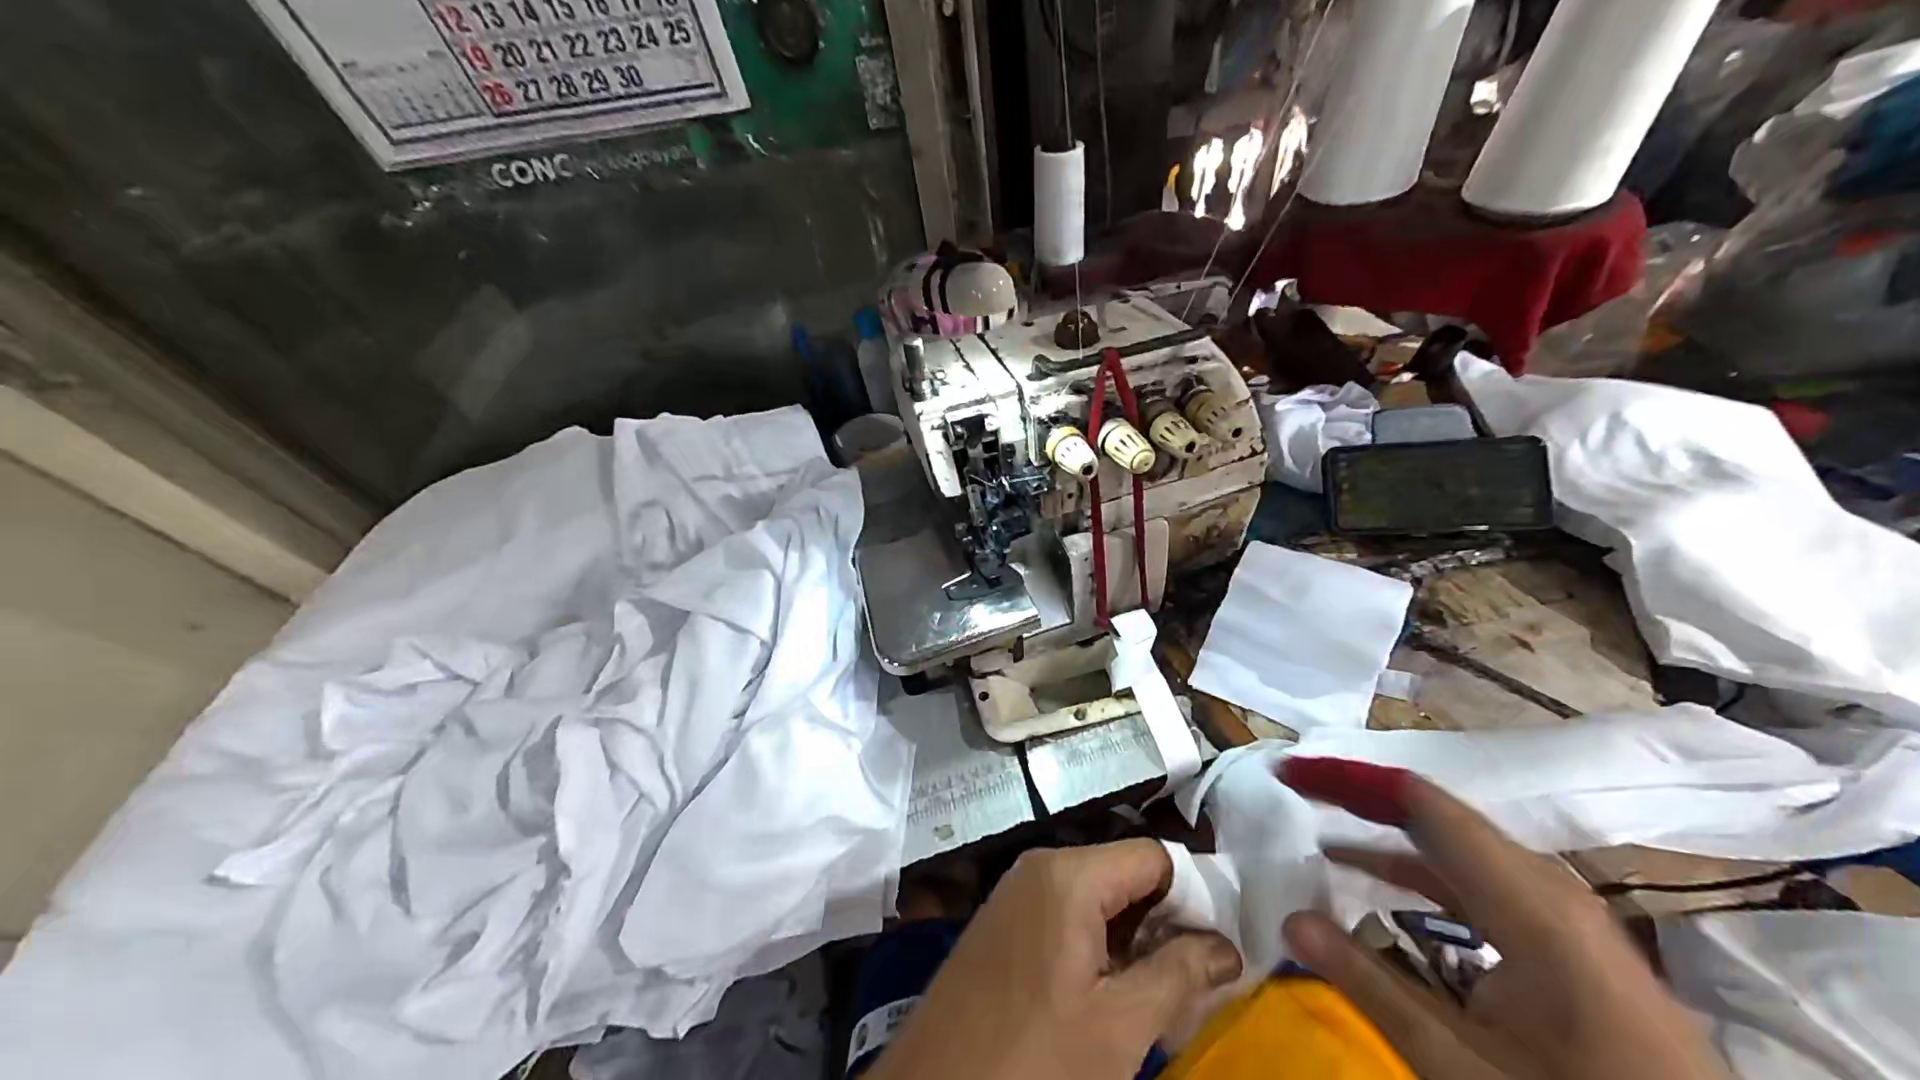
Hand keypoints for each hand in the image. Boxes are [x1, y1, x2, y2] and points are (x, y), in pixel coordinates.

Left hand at [867, 839, 1242, 1079]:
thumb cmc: (1033, 1057)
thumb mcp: (1119, 1026)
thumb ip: (1179, 974)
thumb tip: (1225, 946)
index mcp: (1068, 874)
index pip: (1154, 857)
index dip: (1195, 896)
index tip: (1221, 945)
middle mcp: (1039, 867)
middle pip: (1125, 874)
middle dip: (1165, 921)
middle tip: (1196, 978)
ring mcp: (1016, 892)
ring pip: (1098, 897)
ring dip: (1133, 938)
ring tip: (1159, 993)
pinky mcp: (1004, 921)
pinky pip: (1066, 914)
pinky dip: (1098, 944)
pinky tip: (1111, 993)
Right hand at [1278, 758, 1734, 1079]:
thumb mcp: (1460, 1063)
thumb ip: (1370, 984)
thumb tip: (1290, 919)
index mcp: (1527, 901)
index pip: (1421, 805)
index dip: (1350, 779)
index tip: (1291, 771)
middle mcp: (1546, 887)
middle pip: (1437, 815)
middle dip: (1360, 797)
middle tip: (1298, 789)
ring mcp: (1561, 911)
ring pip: (1458, 846)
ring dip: (1387, 833)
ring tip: (1326, 828)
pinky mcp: (1565, 938)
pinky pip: (1478, 878)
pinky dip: (1420, 868)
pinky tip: (1385, 881)